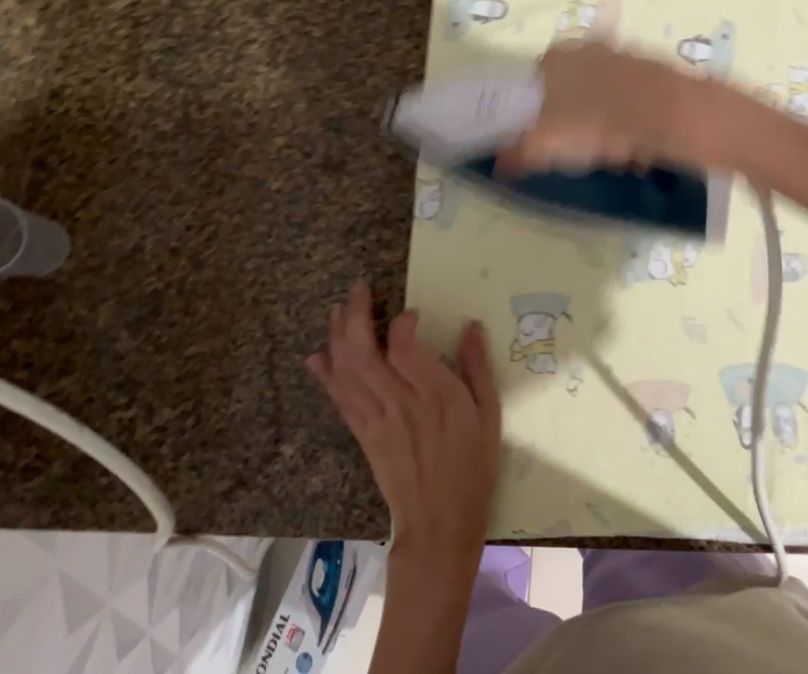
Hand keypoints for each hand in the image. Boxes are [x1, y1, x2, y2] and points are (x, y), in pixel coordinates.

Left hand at [305, 282, 500, 567]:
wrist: (440, 520)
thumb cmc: (473, 466)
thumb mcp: (490, 415)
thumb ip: (477, 368)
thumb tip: (471, 327)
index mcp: (436, 394)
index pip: (404, 345)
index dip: (401, 321)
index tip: (410, 312)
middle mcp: (400, 401)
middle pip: (365, 350)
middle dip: (356, 314)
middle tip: (358, 289)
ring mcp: (376, 418)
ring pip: (346, 369)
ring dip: (337, 335)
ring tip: (337, 309)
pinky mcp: (362, 434)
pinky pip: (339, 398)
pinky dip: (325, 375)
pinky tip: (317, 356)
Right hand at [500, 40, 709, 174]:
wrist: (665, 114)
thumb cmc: (594, 123)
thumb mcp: (546, 143)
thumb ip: (520, 152)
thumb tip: (500, 166)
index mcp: (556, 57)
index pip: (534, 84)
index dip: (537, 115)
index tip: (545, 141)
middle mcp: (589, 49)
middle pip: (572, 93)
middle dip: (576, 125)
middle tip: (582, 155)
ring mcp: (625, 58)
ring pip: (606, 100)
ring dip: (608, 130)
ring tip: (616, 160)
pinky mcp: (655, 74)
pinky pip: (636, 106)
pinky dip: (635, 128)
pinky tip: (639, 153)